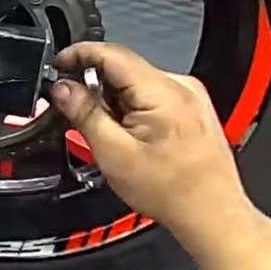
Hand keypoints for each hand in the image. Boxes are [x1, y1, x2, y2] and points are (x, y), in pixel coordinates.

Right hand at [47, 42, 264, 253]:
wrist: (211, 215)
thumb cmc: (172, 191)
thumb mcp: (113, 153)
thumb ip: (84, 113)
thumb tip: (63, 88)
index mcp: (163, 92)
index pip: (111, 53)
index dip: (78, 54)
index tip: (59, 64)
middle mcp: (181, 86)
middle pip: (122, 67)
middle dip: (94, 85)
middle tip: (78, 113)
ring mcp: (189, 95)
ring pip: (134, 81)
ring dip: (112, 99)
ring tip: (111, 134)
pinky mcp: (191, 106)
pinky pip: (150, 93)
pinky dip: (131, 107)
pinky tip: (130, 135)